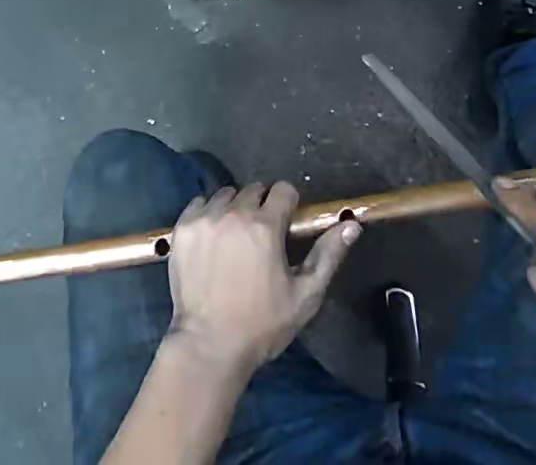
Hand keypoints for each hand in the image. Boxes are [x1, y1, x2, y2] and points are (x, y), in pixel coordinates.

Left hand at [163, 181, 360, 376]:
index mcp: (266, 226)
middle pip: (255, 189)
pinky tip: (212, 237)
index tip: (286, 225)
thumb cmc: (262, 324)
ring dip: (234, 208)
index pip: (283, 189)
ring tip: (235, 237)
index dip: (288, 204)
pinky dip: (208, 213)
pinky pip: (199, 203)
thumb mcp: (305, 294)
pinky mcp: (182, 229)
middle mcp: (235, 214)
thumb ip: (328, 254)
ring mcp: (205, 220)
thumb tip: (352, 225)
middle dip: (262, 206)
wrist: (208, 347)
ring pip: (227, 195)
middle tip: (261, 236)